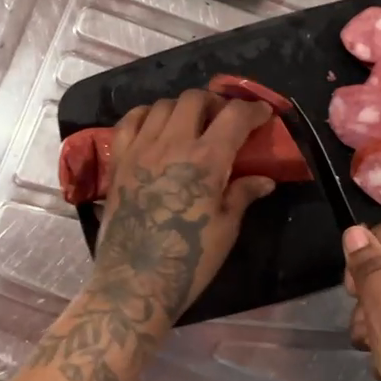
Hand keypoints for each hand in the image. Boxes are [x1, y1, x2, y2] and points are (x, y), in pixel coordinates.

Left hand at [93, 90, 277, 324]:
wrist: (136, 281)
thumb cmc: (189, 258)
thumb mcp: (226, 228)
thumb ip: (242, 194)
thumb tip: (263, 179)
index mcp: (206, 159)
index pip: (234, 115)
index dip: (253, 109)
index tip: (262, 115)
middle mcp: (171, 144)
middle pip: (194, 98)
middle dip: (215, 103)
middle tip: (224, 120)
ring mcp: (139, 150)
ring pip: (161, 105)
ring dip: (181, 108)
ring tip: (190, 125)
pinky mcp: (117, 162)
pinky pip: (128, 122)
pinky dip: (145, 116)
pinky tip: (154, 129)